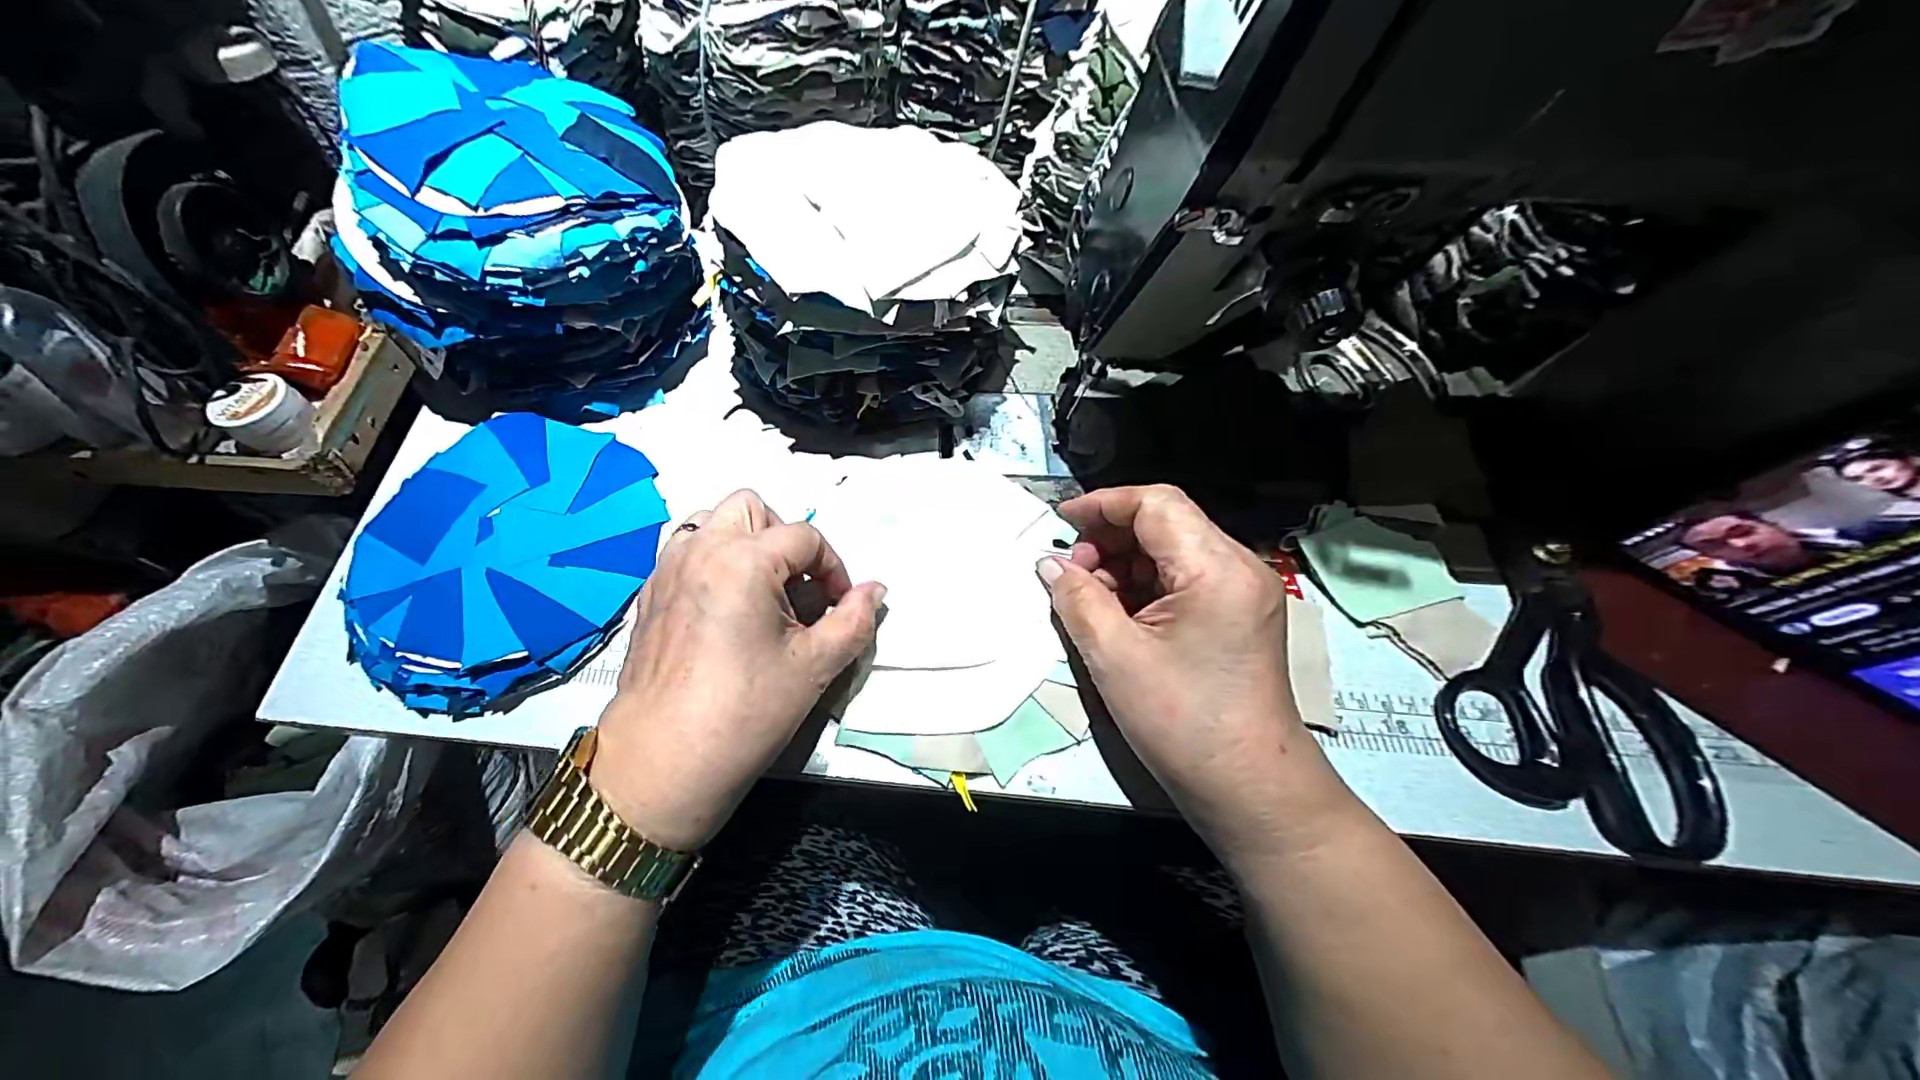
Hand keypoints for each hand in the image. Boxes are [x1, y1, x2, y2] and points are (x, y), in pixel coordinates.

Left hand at [588, 490, 884, 851]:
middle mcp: (699, 551)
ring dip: (747, 543)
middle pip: (752, 508)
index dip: (833, 568)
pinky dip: (715, 562)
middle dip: (785, 538)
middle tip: (799, 587)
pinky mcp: (650, 595)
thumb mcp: (814, 666)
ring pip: (712, 522)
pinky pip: (687, 551)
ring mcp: (667, 570)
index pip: (805, 536)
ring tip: (764, 594)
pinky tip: (728, 613)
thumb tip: (874, 590)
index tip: (839, 606)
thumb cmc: (744, 712)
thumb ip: (854, 619)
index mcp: (742, 561)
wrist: (662, 763)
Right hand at [1037, 485, 1356, 864]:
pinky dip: (1145, 586)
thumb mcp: (1115, 657)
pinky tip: (1117, 613)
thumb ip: (1077, 599)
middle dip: (1111, 537)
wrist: (1249, 787)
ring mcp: (1242, 591)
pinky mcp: (1237, 614)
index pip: (1156, 504)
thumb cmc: (1182, 722)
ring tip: (1089, 597)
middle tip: (1072, 573)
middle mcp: (1238, 568)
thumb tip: (1051, 564)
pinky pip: (1184, 578)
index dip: (1103, 504)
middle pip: (1166, 522)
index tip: (1062, 522)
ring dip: (1125, 563)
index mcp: (1216, 569)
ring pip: (1172, 550)